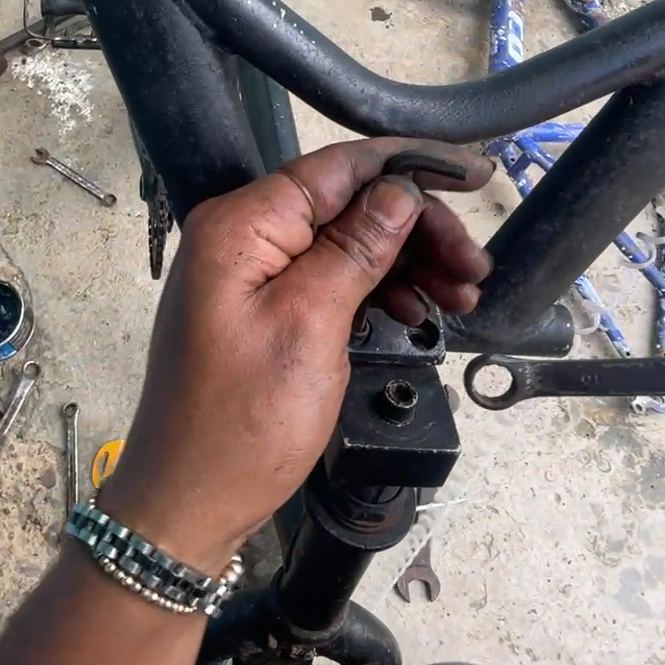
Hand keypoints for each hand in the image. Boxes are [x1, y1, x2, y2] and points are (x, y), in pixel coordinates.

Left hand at [95, 138, 494, 572]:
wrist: (190, 500)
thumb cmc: (240, 423)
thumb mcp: (310, 327)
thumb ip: (354, 250)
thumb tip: (399, 192)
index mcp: (241, 225)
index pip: (337, 167)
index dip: (409, 164)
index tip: (473, 175)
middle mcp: (241, 236)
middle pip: (347, 204)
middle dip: (416, 228)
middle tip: (474, 267)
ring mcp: (251, 273)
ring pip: (345, 242)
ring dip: (406, 262)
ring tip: (461, 295)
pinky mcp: (263, 307)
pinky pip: (329, 278)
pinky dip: (376, 289)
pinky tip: (416, 311)